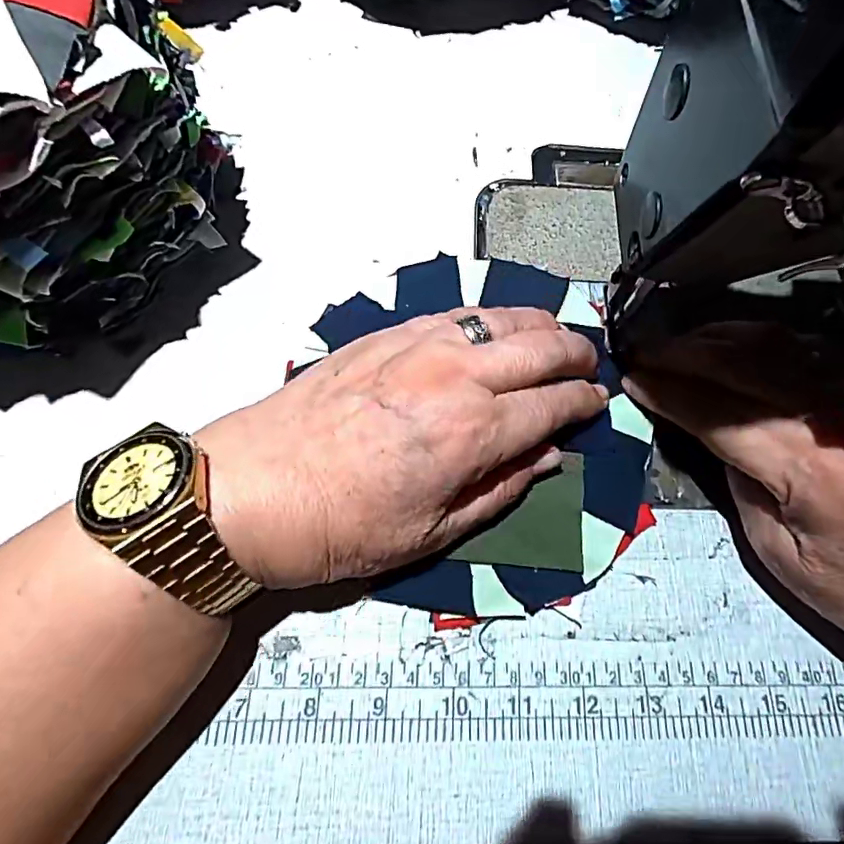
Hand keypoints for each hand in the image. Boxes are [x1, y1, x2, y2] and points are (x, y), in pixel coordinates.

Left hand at [195, 307, 608, 588]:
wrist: (246, 491)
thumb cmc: (340, 526)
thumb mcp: (433, 532)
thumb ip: (501, 489)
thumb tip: (545, 459)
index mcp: (474, 432)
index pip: (554, 404)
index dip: (584, 401)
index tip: (597, 402)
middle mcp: (457, 377)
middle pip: (542, 350)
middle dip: (577, 355)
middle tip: (590, 365)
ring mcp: (423, 347)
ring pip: (505, 318)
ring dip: (543, 325)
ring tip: (558, 335)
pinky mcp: (390, 334)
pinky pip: (460, 312)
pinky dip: (494, 316)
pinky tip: (499, 326)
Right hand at [624, 324, 843, 683]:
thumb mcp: (781, 555)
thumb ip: (741, 482)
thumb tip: (711, 434)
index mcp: (811, 469)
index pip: (717, 411)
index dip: (667, 390)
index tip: (634, 375)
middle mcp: (837, 417)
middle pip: (742, 363)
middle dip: (683, 351)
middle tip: (644, 349)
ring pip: (772, 345)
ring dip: (717, 338)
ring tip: (677, 344)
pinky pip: (801, 351)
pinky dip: (756, 343)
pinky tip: (731, 347)